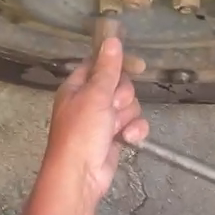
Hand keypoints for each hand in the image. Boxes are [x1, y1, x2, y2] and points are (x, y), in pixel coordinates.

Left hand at [44, 36, 147, 204]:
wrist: (80, 175)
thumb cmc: (81, 133)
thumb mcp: (95, 95)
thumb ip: (107, 68)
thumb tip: (112, 40)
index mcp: (77, 87)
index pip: (99, 64)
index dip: (118, 63)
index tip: (137, 65)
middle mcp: (89, 101)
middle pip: (120, 85)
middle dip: (122, 97)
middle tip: (113, 107)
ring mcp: (102, 120)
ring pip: (129, 105)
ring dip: (127, 116)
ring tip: (116, 127)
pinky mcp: (114, 137)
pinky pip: (133, 125)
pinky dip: (133, 131)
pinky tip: (126, 139)